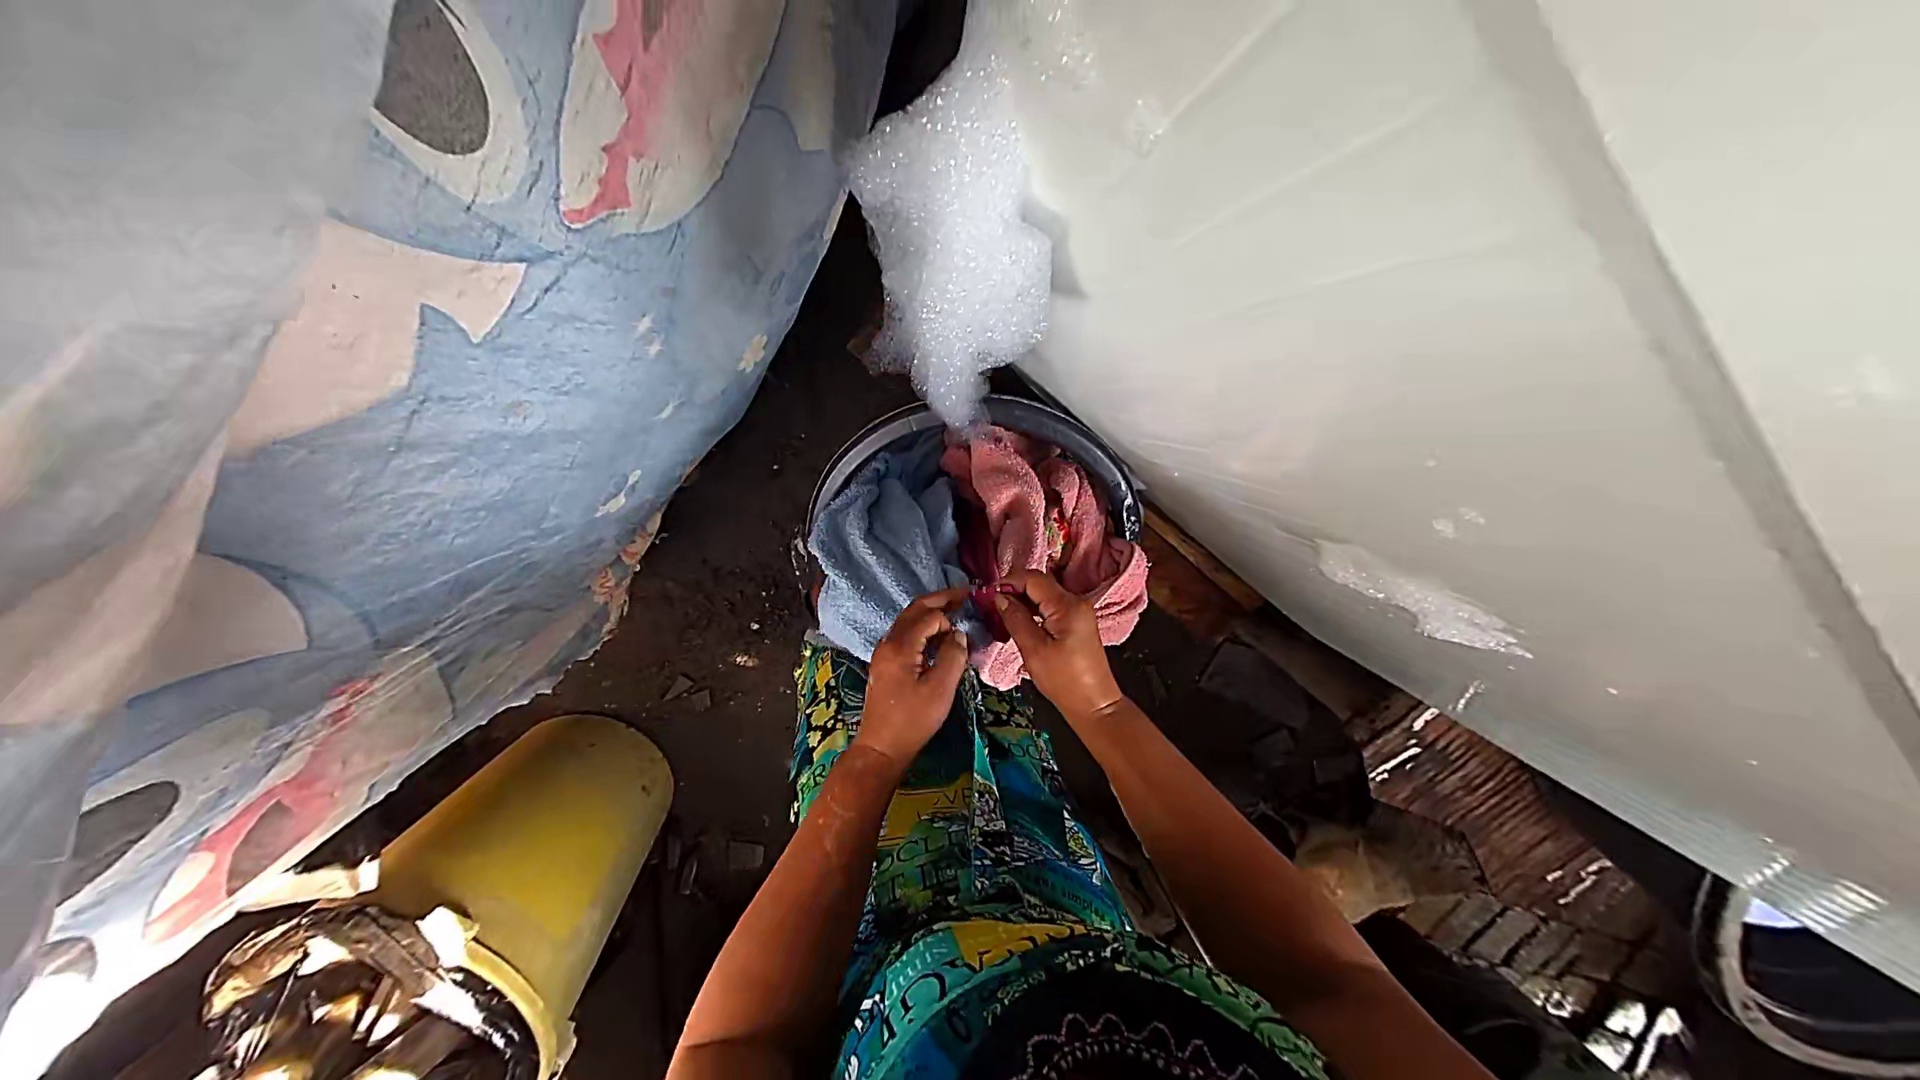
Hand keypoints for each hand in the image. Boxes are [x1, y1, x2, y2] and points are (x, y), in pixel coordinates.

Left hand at [856, 587, 970, 766]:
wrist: (882, 747)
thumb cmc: (913, 720)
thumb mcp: (941, 689)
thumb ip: (953, 656)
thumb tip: (959, 634)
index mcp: (900, 646)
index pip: (929, 616)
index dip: (950, 619)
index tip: (968, 625)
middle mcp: (888, 642)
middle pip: (914, 610)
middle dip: (940, 600)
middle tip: (964, 594)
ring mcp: (884, 652)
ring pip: (908, 620)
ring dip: (930, 613)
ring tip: (954, 612)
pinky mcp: (885, 663)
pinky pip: (905, 634)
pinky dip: (922, 628)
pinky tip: (937, 638)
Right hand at [996, 570, 1125, 721]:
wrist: (1094, 704)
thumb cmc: (1064, 680)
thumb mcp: (1034, 650)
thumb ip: (1016, 619)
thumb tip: (999, 598)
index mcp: (1067, 605)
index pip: (1034, 578)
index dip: (1008, 581)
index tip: (987, 593)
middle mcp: (1076, 602)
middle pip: (1040, 584)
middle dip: (1014, 590)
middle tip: (990, 603)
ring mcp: (1078, 611)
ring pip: (1044, 594)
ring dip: (1022, 599)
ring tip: (1000, 612)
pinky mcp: (1076, 622)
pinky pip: (1050, 606)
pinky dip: (1033, 609)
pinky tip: (1018, 620)